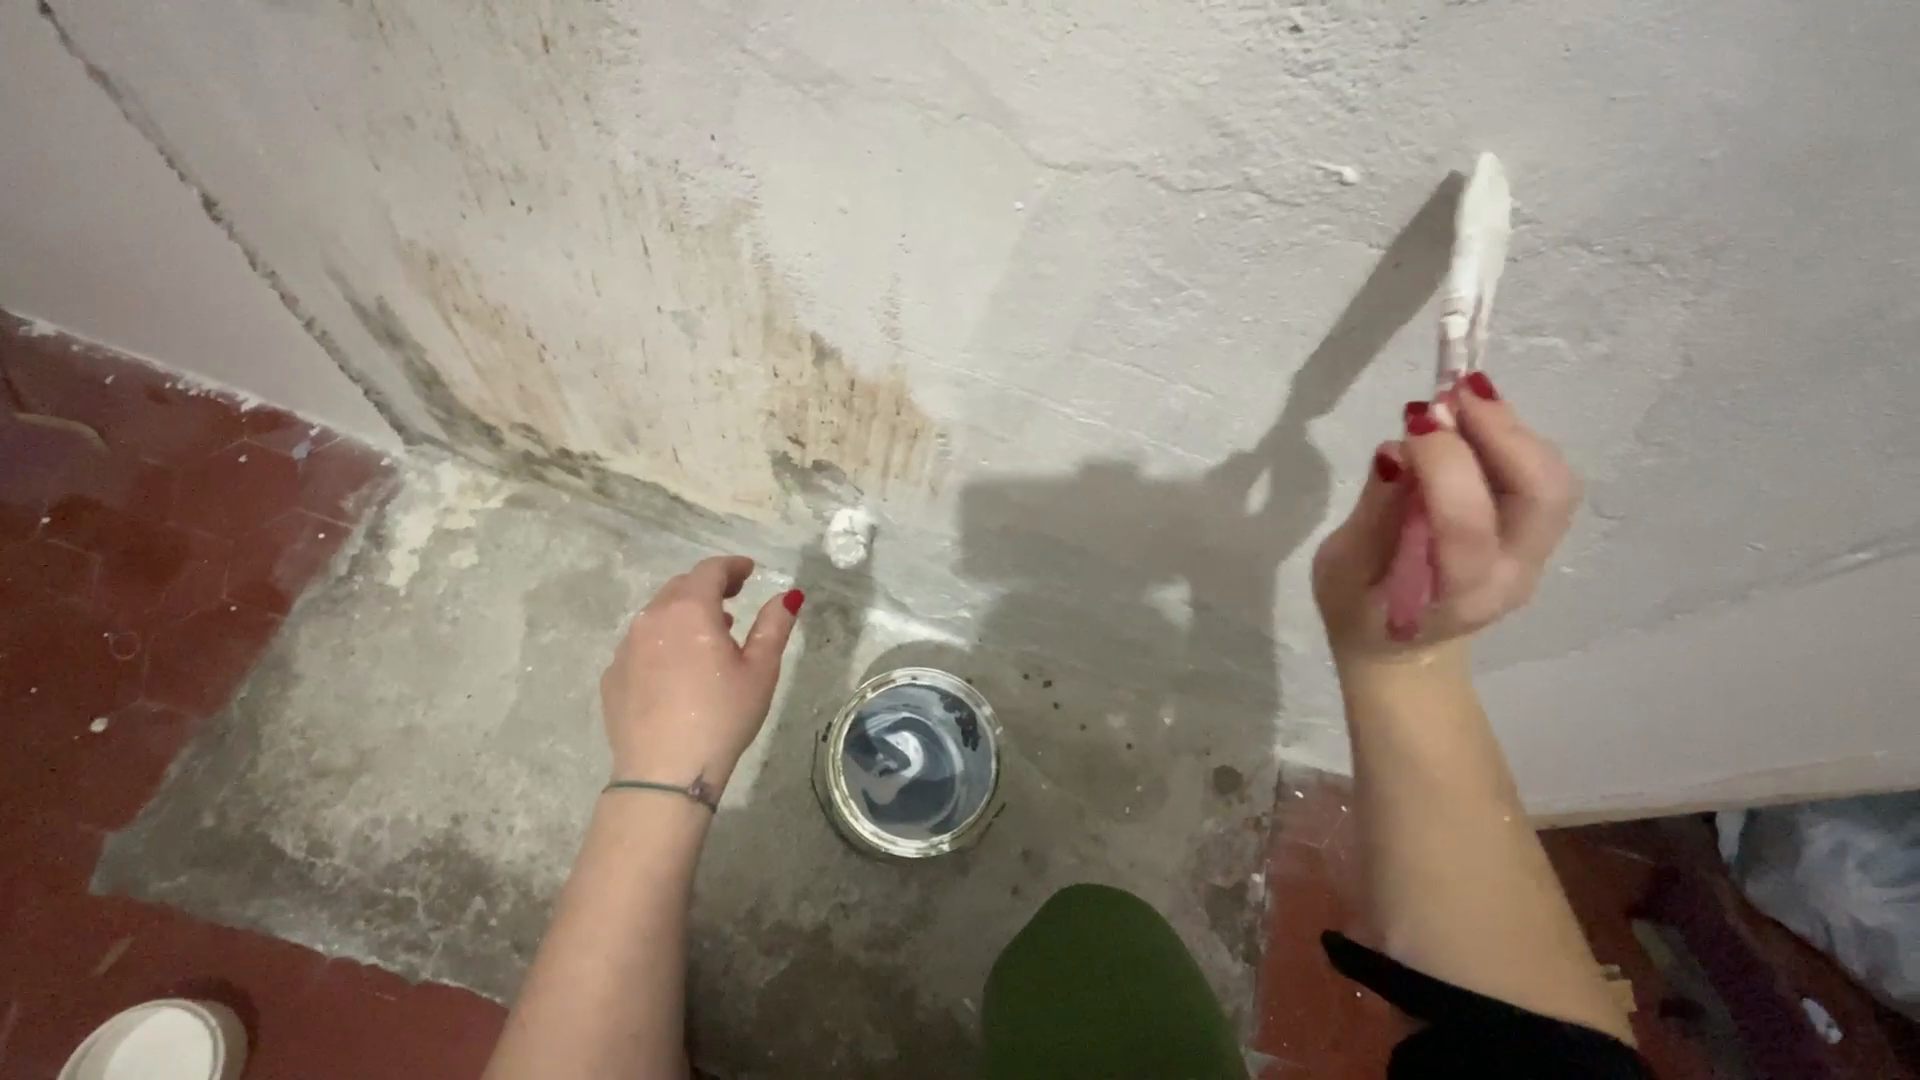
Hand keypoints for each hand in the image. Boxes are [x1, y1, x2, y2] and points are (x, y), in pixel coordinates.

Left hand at [599, 555, 802, 793]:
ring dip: (684, 614)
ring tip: (708, 636)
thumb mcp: (760, 670)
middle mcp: (651, 619)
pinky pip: (641, 645)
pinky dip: (662, 643)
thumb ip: (773, 626)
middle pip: (680, 587)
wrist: (665, 772)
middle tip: (733, 599)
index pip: (710, 570)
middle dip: (708, 587)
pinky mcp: (612, 676)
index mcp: (690, 610)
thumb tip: (788, 595)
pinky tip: (677, 670)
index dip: (732, 566)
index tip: (748, 571)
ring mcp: (625, 648)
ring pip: (657, 615)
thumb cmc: (723, 716)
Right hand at [1312, 372, 1579, 665]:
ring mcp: (1533, 558)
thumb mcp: (1342, 568)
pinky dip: (1514, 441)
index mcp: (1454, 594)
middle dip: (1502, 432)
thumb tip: (1397, 451)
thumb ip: (1373, 513)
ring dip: (1512, 430)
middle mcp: (1511, 576)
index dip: (1445, 462)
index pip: (1467, 522)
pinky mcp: (1536, 539)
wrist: (1401, 652)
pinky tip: (1475, 422)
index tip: (1413, 420)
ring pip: (1554, 480)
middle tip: (1453, 393)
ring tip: (1463, 399)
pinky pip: (1543, 480)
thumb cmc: (1359, 611)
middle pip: (1542, 493)